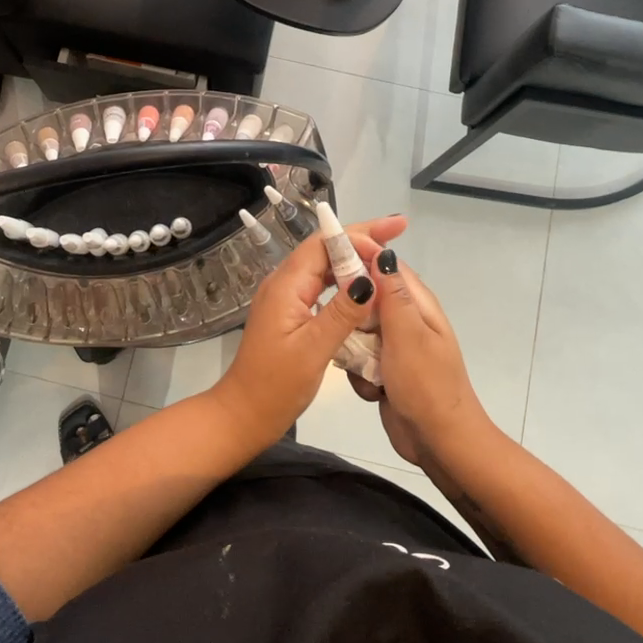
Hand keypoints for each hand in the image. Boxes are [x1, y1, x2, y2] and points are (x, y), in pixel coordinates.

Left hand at [211, 214, 406, 442]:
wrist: (244, 414)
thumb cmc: (276, 384)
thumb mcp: (314, 349)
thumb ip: (343, 312)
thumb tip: (372, 277)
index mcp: (286, 286)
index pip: (323, 245)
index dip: (358, 234)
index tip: (391, 233)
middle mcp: (283, 285)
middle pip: (323, 250)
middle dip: (360, 238)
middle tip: (398, 229)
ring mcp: (285, 300)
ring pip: (322, 267)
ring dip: (354, 258)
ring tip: (387, 253)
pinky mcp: (290, 315)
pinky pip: (320, 287)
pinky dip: (344, 281)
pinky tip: (364, 288)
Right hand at [348, 249, 491, 468]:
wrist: (440, 442)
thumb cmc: (426, 385)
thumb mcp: (408, 334)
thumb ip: (392, 293)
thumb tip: (383, 249)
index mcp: (417, 304)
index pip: (385, 264)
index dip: (357, 257)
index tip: (326, 262)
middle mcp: (405, 320)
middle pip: (365, 298)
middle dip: (350, 313)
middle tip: (342, 328)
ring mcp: (394, 347)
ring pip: (356, 331)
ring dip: (353, 349)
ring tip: (360, 366)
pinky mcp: (384, 370)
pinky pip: (358, 360)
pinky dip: (359, 373)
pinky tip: (370, 389)